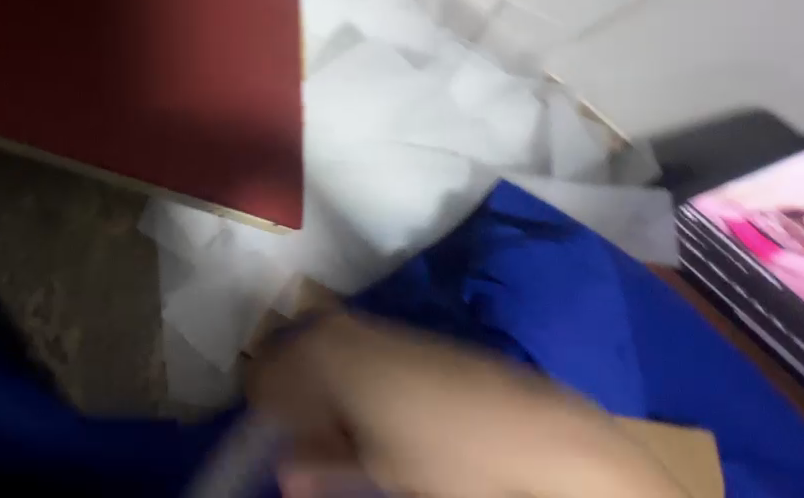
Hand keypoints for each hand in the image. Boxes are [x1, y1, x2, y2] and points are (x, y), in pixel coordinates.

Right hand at [246, 312, 686, 497]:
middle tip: (315, 450)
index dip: (267, 420)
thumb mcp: (376, 471)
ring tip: (350, 441)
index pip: (261, 380)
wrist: (542, 434)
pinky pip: (351, 356)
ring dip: (322, 397)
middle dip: (294, 406)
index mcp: (314, 352)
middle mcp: (331, 327)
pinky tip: (380, 420)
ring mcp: (368, 327)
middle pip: (288, 364)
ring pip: (320, 359)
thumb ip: (318, 466)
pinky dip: (350, 385)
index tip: (281, 452)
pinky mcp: (401, 335)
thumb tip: (283, 475)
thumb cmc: (448, 455)